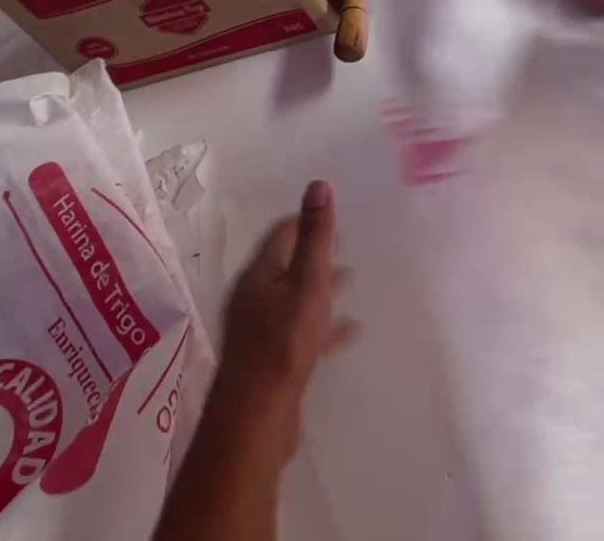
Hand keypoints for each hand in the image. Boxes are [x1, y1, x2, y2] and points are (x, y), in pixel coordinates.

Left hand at [210, 179, 358, 461]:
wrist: (256, 419)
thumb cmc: (284, 343)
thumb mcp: (308, 285)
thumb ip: (316, 238)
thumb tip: (318, 184)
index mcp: (258, 275)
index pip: (281, 234)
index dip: (307, 221)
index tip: (335, 217)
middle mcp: (252, 297)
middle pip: (287, 264)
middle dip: (316, 252)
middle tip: (348, 245)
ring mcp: (258, 329)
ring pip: (295, 297)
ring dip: (322, 286)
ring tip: (351, 282)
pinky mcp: (269, 358)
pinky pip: (300, 328)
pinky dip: (323, 322)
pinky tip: (347, 330)